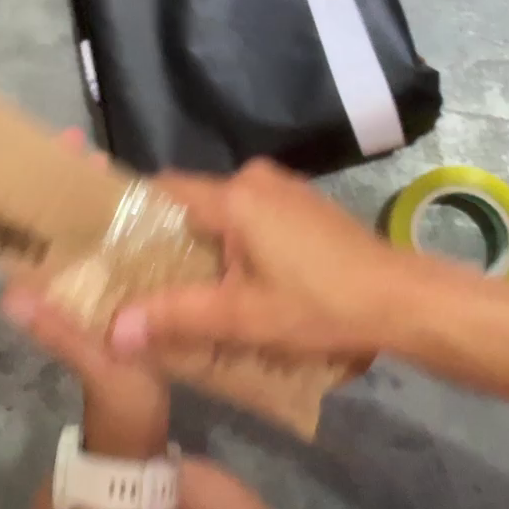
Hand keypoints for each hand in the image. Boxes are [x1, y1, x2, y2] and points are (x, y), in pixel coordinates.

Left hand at [1, 129, 170, 432]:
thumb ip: (60, 332)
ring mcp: (92, 282)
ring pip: (82, 229)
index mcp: (53, 293)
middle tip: (75, 143)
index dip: (32, 196)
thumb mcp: (96, 361)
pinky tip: (130, 199)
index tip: (41, 158)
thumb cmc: (119, 392)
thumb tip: (10, 295)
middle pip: (56, 223)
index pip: (31, 236)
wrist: (141, 422)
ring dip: (87, 195)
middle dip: (61, 182)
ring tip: (98, 159)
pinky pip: (109, 244)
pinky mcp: (117, 287)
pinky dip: (113, 219)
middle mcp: (67, 281)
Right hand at [109, 159, 435, 360]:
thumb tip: (113, 331)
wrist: (399, 298)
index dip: (133, 213)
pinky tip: (235, 278)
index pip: (165, 188)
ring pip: (223, 210)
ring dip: (204, 242)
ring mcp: (283, 187)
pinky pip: (250, 214)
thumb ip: (176, 317)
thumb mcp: (244, 317)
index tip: (109, 244)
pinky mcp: (302, 203)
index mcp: (235, 196)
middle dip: (168, 238)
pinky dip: (233, 240)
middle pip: (192, 201)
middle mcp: (254, 178)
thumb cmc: (320, 304)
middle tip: (142, 278)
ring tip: (184, 286)